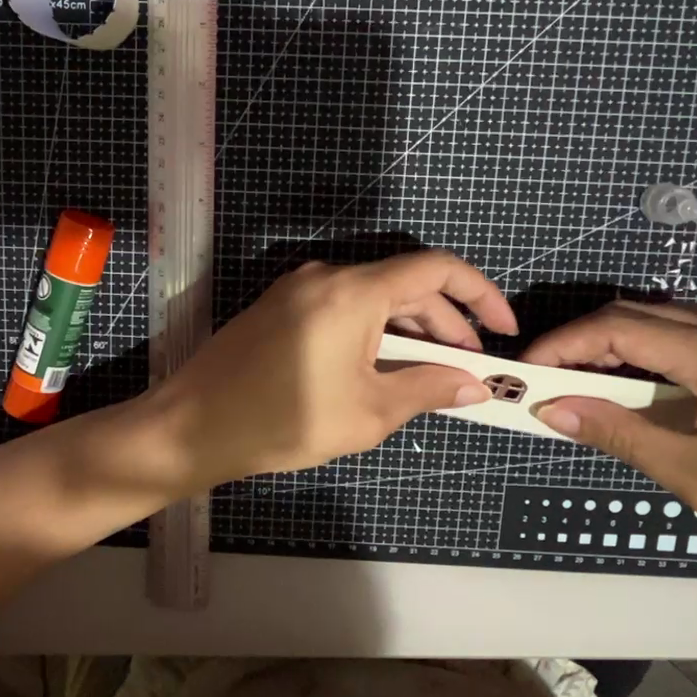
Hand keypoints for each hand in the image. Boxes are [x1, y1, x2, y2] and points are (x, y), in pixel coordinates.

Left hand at [149, 251, 518, 490]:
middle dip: (444, 323)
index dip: (479, 294)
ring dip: (407, 330)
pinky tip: (382, 367)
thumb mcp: (369, 412)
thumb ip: (427, 389)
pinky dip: (371, 331)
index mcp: (354, 290)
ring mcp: (297, 289)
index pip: (435, 269)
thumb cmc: (284, 421)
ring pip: (371, 297)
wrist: (192, 426)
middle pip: (404, 284)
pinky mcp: (278, 307)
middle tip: (470, 368)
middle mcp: (326, 276)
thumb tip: (474, 384)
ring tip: (431, 374)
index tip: (503, 328)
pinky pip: (341, 308)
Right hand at [522, 302, 696, 575]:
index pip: (620, 328)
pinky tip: (640, 388)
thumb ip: (621, 435)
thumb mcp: (696, 475)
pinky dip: (650, 355)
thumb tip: (553, 410)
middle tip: (548, 377)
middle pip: (639, 315)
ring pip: (665, 323)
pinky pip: (691, 340)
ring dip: (617, 345)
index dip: (565, 343)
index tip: (527, 370)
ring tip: (585, 383)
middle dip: (583, 341)